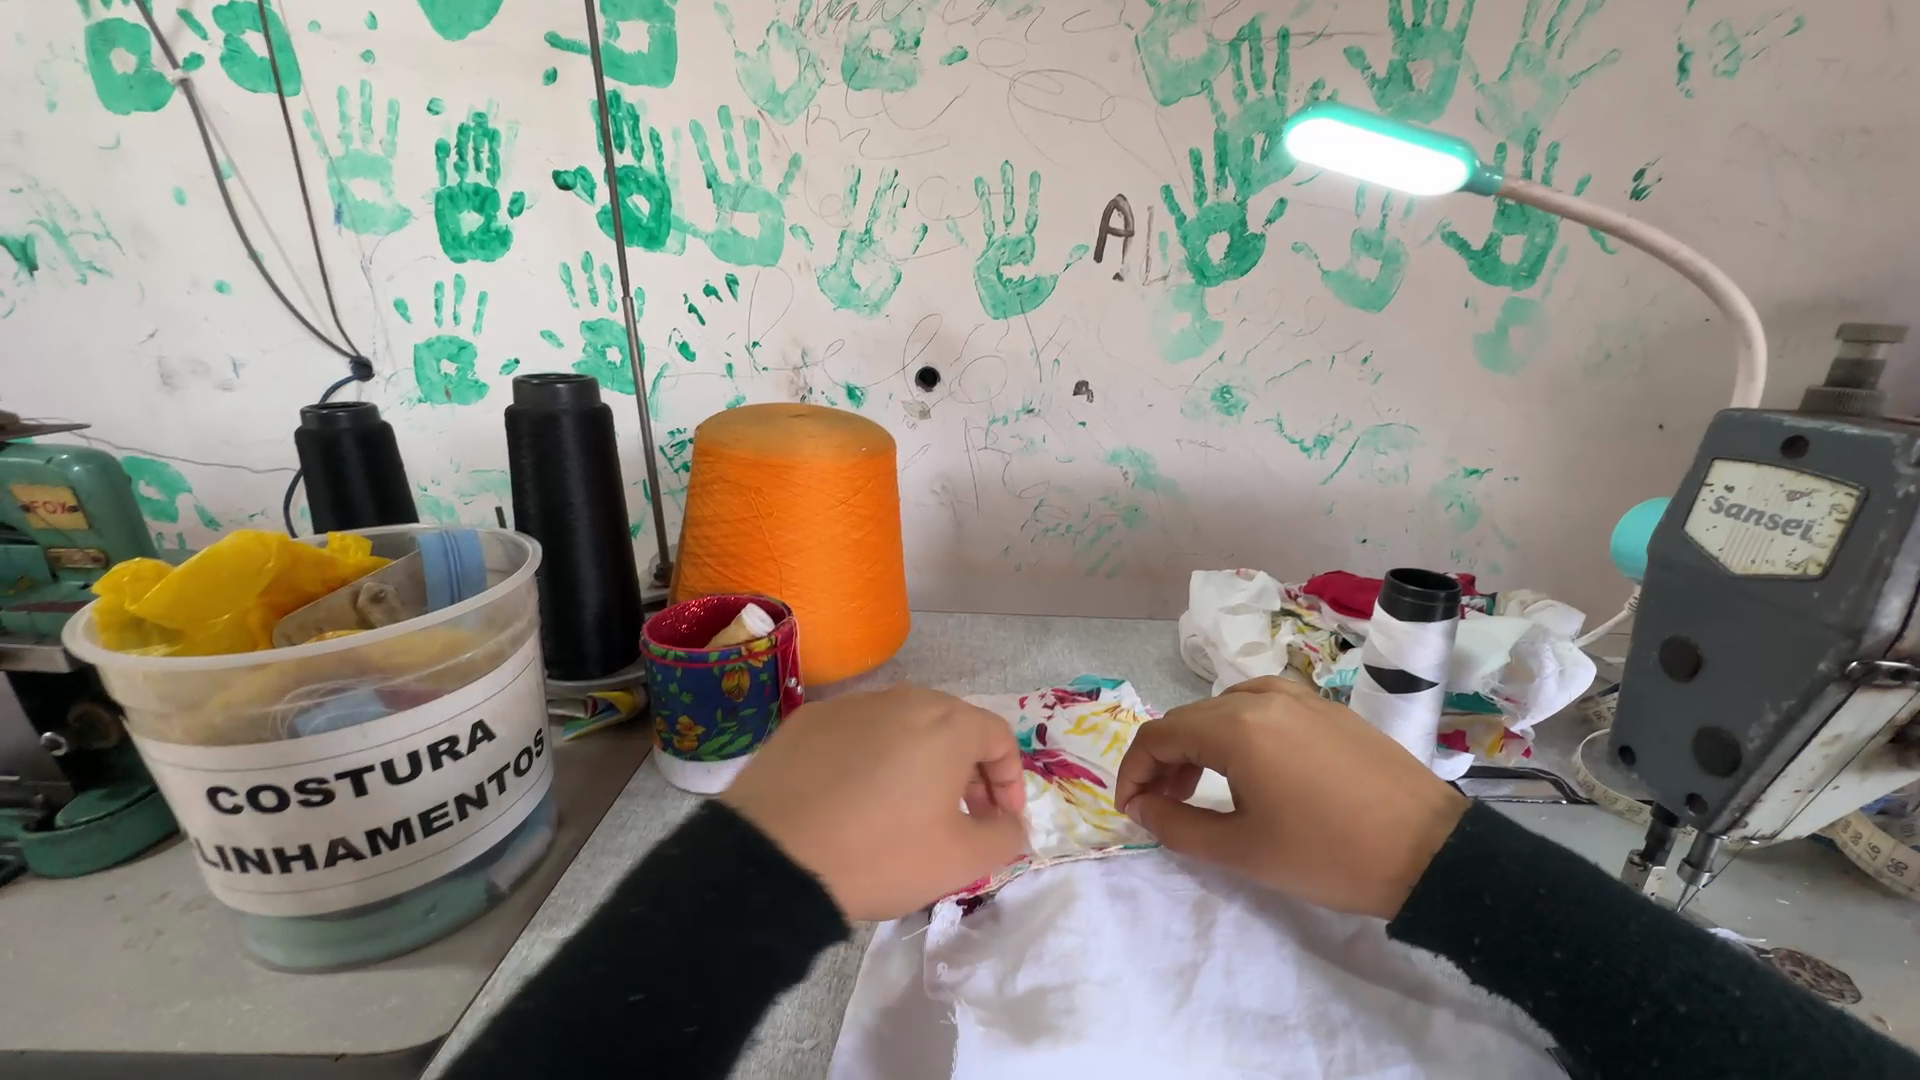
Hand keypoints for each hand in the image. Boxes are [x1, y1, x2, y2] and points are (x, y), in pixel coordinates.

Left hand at [720, 685, 1027, 920]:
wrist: (772, 859)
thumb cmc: (880, 854)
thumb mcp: (960, 861)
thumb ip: (1004, 836)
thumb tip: (1010, 821)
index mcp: (947, 723)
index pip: (998, 737)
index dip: (1009, 779)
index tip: (1001, 818)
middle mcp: (902, 698)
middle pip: (951, 725)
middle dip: (966, 769)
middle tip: (961, 814)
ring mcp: (851, 704)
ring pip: (902, 726)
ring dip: (918, 760)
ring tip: (906, 807)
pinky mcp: (808, 720)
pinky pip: (858, 733)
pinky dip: (870, 758)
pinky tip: (853, 798)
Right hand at [1114, 676, 1466, 918]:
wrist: (1434, 854)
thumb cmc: (1330, 854)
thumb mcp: (1243, 851)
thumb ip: (1177, 825)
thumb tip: (1140, 806)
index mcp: (1236, 726)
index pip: (1158, 734)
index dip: (1133, 771)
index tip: (1132, 809)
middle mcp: (1261, 696)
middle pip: (1188, 718)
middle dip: (1164, 761)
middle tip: (1165, 805)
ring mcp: (1298, 696)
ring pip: (1221, 708)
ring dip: (1199, 744)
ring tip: (1205, 787)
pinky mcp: (1325, 706)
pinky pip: (1260, 704)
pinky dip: (1235, 730)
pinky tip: (1251, 764)